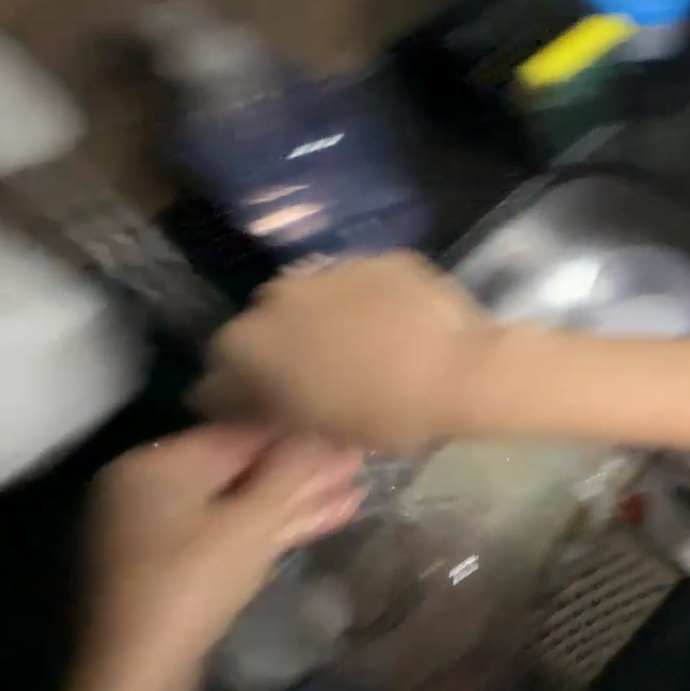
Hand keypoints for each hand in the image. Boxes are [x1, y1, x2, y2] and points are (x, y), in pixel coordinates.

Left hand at [84, 426, 363, 672]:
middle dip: (305, 468)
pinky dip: (282, 521)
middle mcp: (156, 486)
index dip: (299, 436)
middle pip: (246, 468)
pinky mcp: (185, 556)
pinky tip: (334, 513)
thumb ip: (292, 471)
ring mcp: (169, 524)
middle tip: (360, 459)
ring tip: (359, 486)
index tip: (347, 434)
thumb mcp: (253, 519)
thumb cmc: (195, 577)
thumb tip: (326, 432)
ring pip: (247, 500)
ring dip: (303, 496)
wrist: (147, 661)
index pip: (242, 434)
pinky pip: (239, 526)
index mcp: (157, 464)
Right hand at [195, 252, 499, 452]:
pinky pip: (366, 282)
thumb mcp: (329, 433)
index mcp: (246, 349)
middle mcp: (271, 299)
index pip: (223, 378)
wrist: (466, 372)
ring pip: (315, 298)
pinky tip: (404, 320)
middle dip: (289, 348)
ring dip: (330, 317)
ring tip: (371, 342)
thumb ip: (287, 414)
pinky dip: (376, 299)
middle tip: (329, 371)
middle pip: (267, 328)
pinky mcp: (377, 257)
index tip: (275, 406)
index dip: (248, 396)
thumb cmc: (395, 415)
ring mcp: (327, 269)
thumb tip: (273, 408)